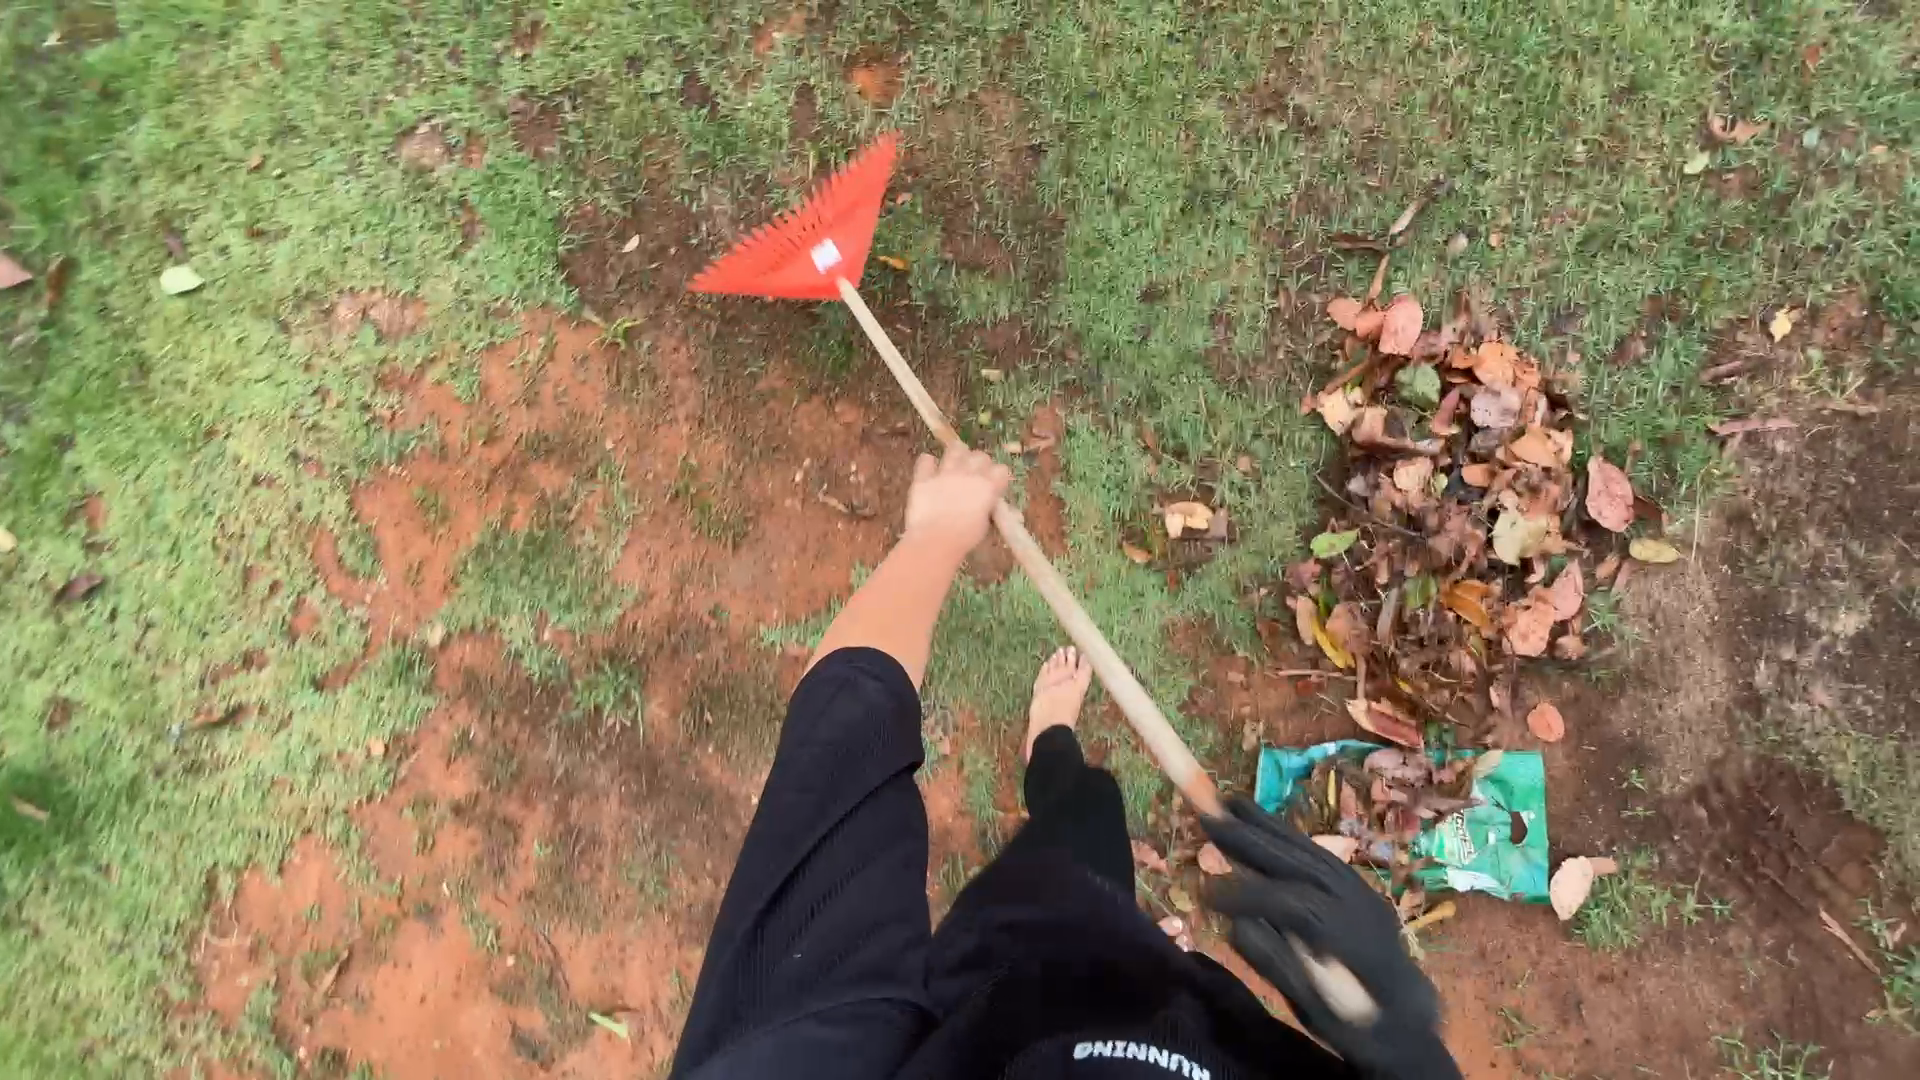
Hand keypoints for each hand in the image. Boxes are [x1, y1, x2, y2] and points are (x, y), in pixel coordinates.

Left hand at [902, 444, 1011, 559]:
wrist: (935, 540)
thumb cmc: (965, 538)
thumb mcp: (985, 526)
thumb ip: (988, 510)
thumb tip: (989, 505)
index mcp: (987, 487)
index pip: (1001, 470)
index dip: (998, 476)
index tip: (994, 484)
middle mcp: (968, 474)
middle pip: (980, 456)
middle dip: (979, 463)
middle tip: (975, 474)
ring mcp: (945, 474)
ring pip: (955, 450)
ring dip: (957, 454)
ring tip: (954, 462)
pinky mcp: (924, 478)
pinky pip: (925, 461)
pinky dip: (928, 463)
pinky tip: (929, 468)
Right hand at [1201, 796, 1461, 1079]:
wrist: (1409, 1022)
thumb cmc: (1355, 1024)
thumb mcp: (1312, 1007)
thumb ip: (1276, 963)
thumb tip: (1235, 924)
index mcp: (1351, 941)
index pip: (1294, 904)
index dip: (1248, 895)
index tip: (1206, 895)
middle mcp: (1358, 904)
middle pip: (1299, 863)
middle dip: (1251, 840)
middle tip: (1208, 818)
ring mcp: (1359, 888)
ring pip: (1308, 849)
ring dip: (1265, 824)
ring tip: (1228, 801)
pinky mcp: (1356, 882)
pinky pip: (1316, 850)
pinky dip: (1284, 833)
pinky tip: (1259, 820)